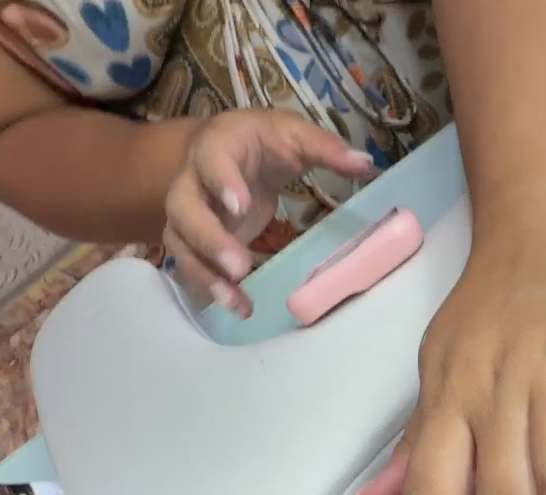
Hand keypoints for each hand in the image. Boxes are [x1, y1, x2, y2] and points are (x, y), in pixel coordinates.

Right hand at [161, 109, 374, 318]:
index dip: (222, 181)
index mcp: (219, 146)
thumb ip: (325, 148)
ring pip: (180, 243)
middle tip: (238, 267)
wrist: (231, 149)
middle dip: (208, 239)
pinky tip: (238, 307)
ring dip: (205, 274)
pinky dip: (210, 287)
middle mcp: (193, 180)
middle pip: (183, 209)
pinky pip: (191, 264)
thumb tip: (365, 163)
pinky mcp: (195, 240)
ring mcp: (190, 214)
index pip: (211, 159)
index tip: (241, 207)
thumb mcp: (294, 136)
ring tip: (236, 302)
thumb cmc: (264, 143)